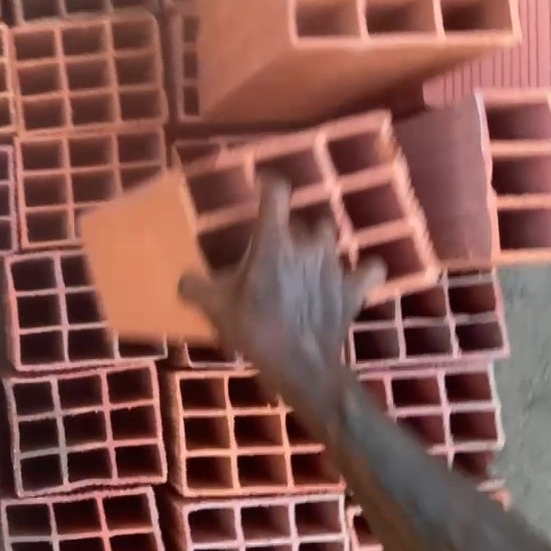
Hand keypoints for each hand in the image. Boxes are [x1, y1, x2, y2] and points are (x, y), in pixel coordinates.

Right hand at [177, 175, 383, 408]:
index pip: (276, 193)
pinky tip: (349, 277)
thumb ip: (195, 288)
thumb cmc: (254, 329)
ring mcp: (336, 266)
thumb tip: (182, 280)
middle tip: (271, 249)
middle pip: (303, 221)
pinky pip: (368, 270)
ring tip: (303, 262)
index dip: (268, 183)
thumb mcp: (215, 308)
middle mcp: (308, 245)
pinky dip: (361, 271)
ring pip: (329, 238)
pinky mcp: (354, 289)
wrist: (300, 366)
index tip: (260, 183)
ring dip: (316, 245)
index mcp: (274, 242)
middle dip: (288, 229)